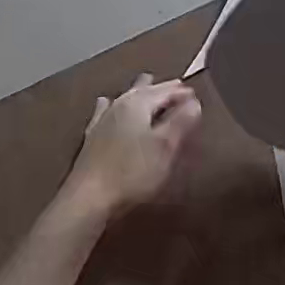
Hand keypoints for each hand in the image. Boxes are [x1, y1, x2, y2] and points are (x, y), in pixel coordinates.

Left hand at [63, 74, 201, 218]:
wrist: (87, 200)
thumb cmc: (132, 171)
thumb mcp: (166, 146)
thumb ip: (182, 120)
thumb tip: (194, 101)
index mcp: (139, 102)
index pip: (167, 90)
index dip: (184, 93)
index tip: (197, 97)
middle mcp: (120, 104)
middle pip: (146, 89)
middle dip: (163, 88)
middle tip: (178, 89)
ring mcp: (103, 119)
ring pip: (126, 97)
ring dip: (140, 91)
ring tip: (148, 83)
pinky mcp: (92, 137)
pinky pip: (105, 111)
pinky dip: (112, 104)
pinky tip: (105, 102)